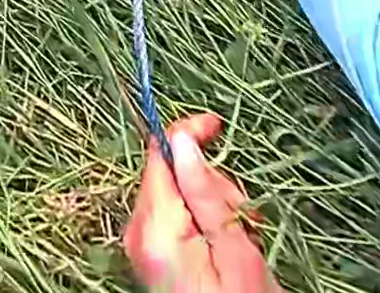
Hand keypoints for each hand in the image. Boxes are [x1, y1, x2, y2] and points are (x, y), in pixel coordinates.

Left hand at [124, 113, 280, 291]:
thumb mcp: (235, 252)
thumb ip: (204, 192)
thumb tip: (182, 138)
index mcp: (153, 226)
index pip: (160, 153)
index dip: (187, 132)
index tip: (217, 124)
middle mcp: (137, 230)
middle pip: (171, 172)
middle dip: (210, 184)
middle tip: (242, 217)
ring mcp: (141, 244)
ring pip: (177, 192)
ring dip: (212, 204)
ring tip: (238, 239)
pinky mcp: (152, 255)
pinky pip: (176, 215)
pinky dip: (202, 220)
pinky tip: (225, 245)